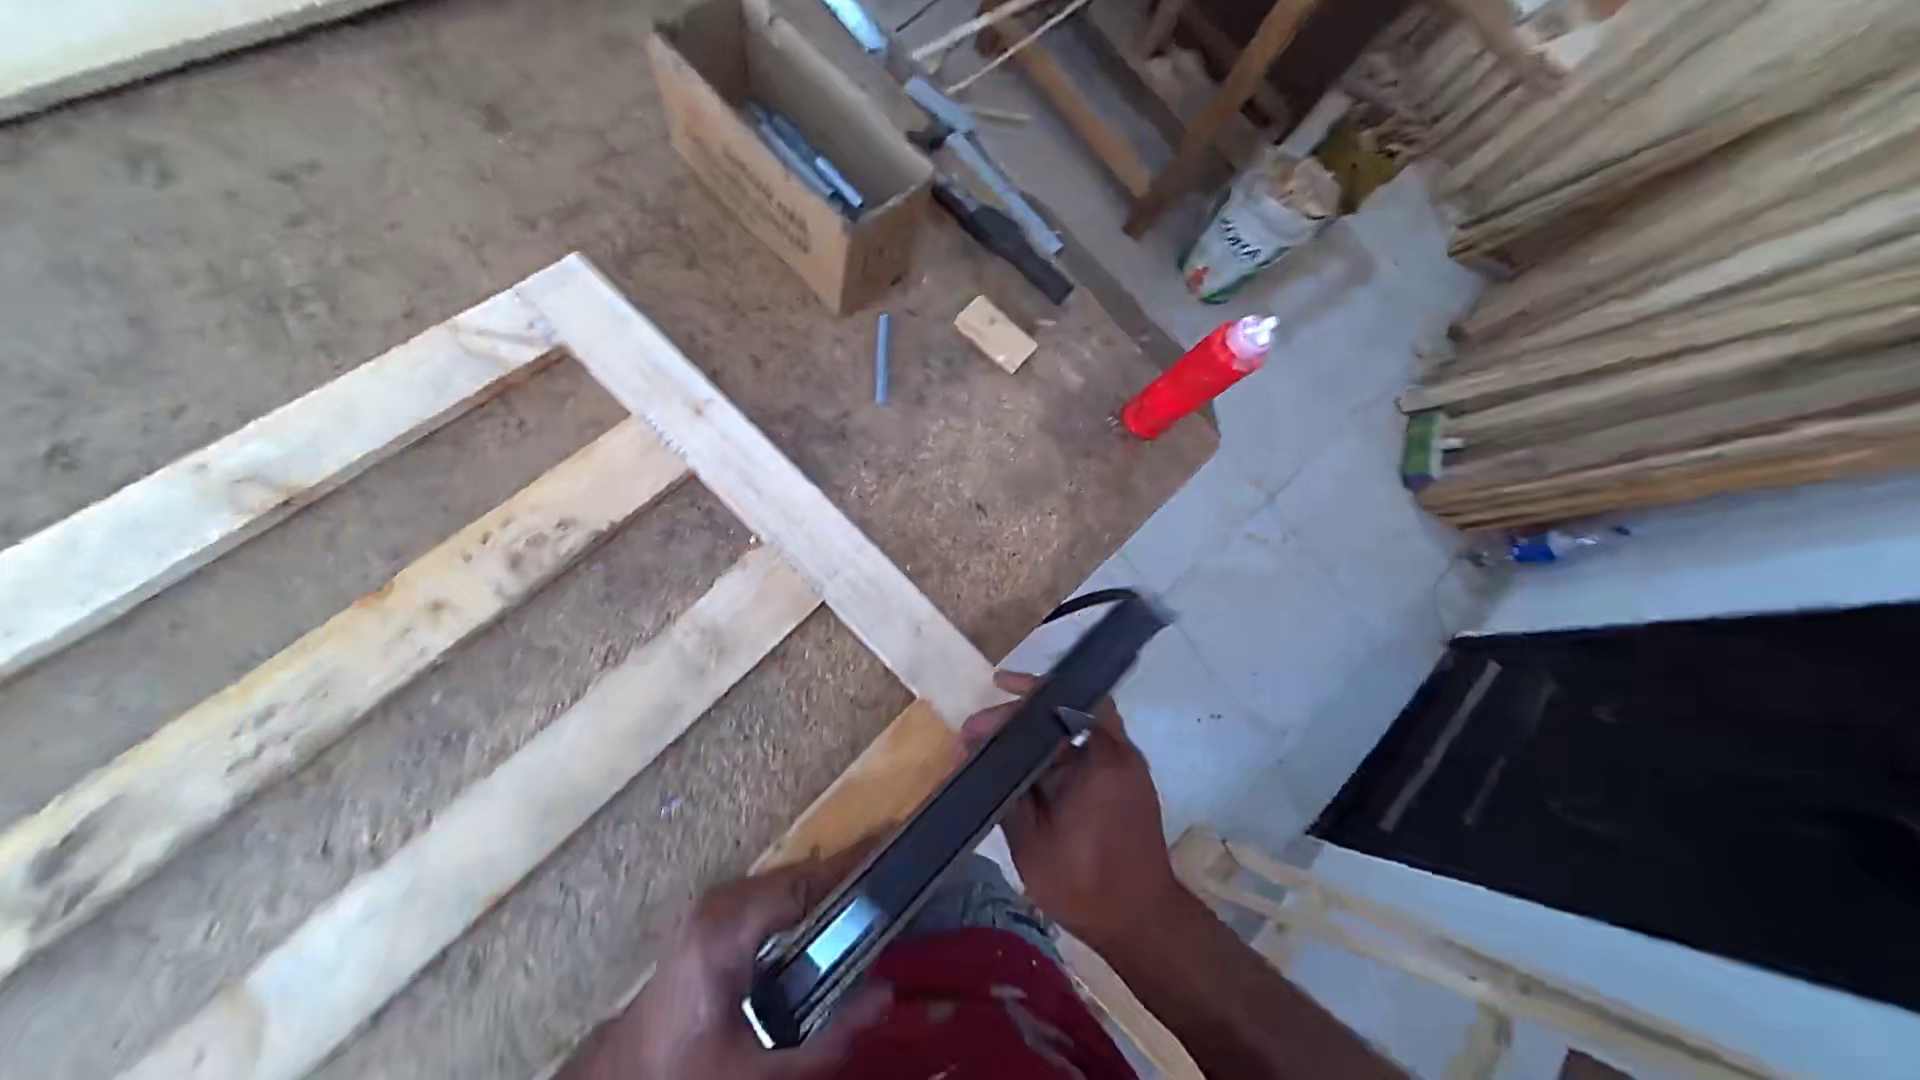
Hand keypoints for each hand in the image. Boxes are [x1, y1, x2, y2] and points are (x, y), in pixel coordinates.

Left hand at [563, 848, 890, 1079]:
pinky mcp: (722, 910)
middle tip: (901, 875)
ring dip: (834, 884)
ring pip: (793, 880)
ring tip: (880, 889)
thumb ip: (825, 1037)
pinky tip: (838, 913)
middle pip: (803, 875)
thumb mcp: (756, 1068)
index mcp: (726, 928)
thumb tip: (885, 993)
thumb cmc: (686, 1069)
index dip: (851, 867)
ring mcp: (720, 900)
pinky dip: (814, 897)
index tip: (895, 848)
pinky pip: (780, 893)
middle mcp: (723, 900)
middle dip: (851, 873)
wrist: (630, 1071)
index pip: (802, 885)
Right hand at [962, 670, 1179, 949]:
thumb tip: (977, 755)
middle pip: (1072, 703)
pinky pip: (1089, 744)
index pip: (1060, 704)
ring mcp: (1126, 765)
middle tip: (987, 723)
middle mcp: (1119, 752)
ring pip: (1080, 721)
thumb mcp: (1031, 843)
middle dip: (1026, 706)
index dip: (1021, 699)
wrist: (1142, 923)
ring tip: (1000, 732)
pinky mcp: (1125, 781)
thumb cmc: (1084, 886)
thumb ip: (1006, 791)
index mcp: (1101, 760)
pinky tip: (1027, 759)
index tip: (989, 701)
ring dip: (1041, 722)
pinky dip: (1058, 742)